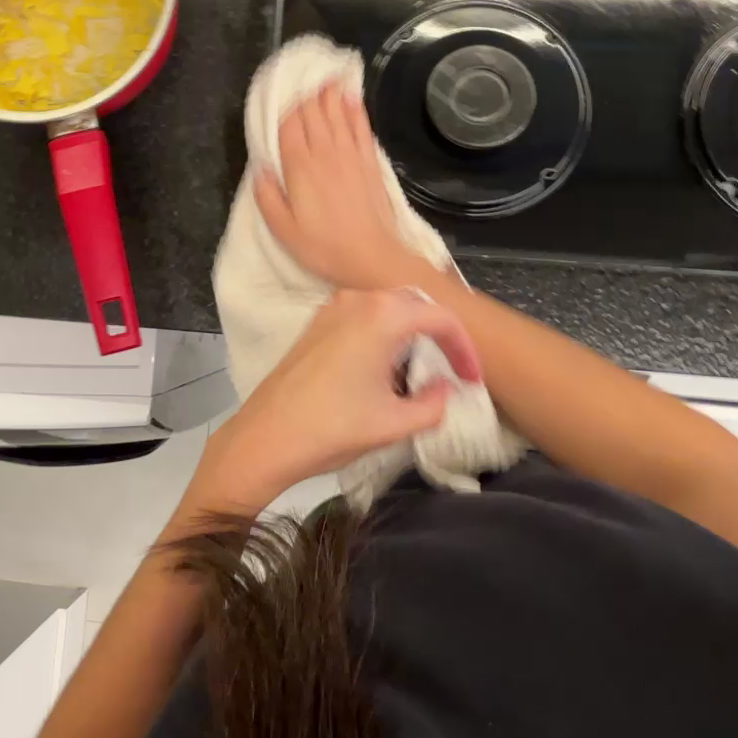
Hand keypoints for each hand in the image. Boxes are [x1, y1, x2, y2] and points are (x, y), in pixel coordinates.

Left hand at [187, 289, 482, 511]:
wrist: (265, 437)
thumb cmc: (333, 428)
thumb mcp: (395, 423)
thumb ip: (434, 403)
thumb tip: (445, 388)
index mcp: (383, 316)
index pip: (442, 319)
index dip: (464, 349)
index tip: (472, 380)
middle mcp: (358, 299)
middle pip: (414, 305)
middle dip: (439, 335)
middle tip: (453, 369)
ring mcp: (332, 309)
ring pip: (386, 309)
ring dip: (410, 333)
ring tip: (422, 370)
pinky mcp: (315, 324)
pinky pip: (362, 317)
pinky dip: (383, 335)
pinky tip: (384, 368)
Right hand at [254, 83, 437, 289]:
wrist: (374, 258)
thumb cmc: (325, 248)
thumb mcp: (284, 231)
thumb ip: (267, 197)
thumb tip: (260, 168)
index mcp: (300, 168)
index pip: (289, 125)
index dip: (283, 103)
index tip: (279, 87)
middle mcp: (325, 153)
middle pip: (313, 113)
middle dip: (305, 92)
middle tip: (301, 71)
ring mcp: (350, 155)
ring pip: (336, 114)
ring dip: (329, 93)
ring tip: (325, 74)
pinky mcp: (370, 162)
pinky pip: (361, 127)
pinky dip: (355, 108)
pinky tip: (351, 96)